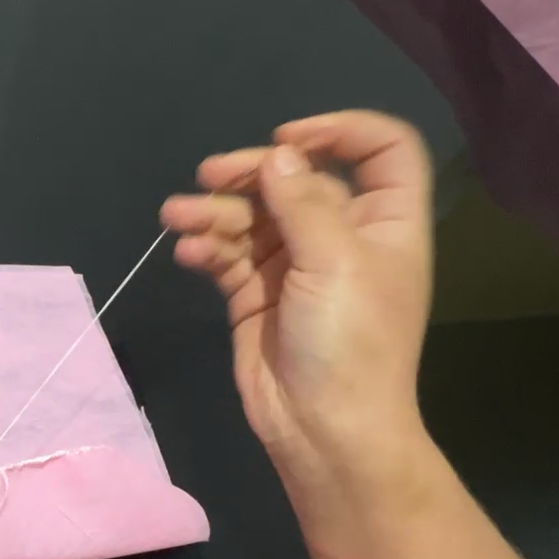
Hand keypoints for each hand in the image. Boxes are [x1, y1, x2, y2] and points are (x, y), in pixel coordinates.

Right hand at [161, 111, 433, 484]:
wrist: (322, 427)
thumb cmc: (350, 343)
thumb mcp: (335, 264)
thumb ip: (303, 203)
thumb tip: (276, 155)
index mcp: (382, 222)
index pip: (379, 151)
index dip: (340, 132)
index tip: (289, 141)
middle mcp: (339, 237)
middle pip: (295, 182)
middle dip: (250, 176)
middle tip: (209, 176)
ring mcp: (292, 267)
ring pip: (251, 221)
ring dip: (214, 214)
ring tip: (176, 217)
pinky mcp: (253, 296)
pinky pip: (227, 258)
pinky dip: (207, 250)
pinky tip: (188, 254)